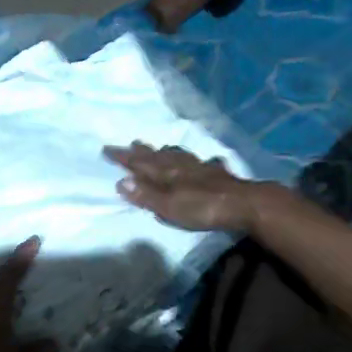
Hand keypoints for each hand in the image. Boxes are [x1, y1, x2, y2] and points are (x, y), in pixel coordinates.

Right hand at [104, 141, 271, 231]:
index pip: (140, 163)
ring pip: (182, 156)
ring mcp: (203, 169)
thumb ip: (146, 195)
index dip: (124, 157)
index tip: (107, 149)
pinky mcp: (221, 176)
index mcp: (167, 173)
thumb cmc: (202, 208)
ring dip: (170, 152)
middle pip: (160, 156)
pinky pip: (207, 164)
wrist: (243, 204)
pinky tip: (208, 160)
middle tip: (133, 142)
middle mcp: (183, 166)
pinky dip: (202, 161)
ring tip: (163, 148)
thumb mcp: (168, 206)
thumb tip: (121, 181)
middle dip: (144, 151)